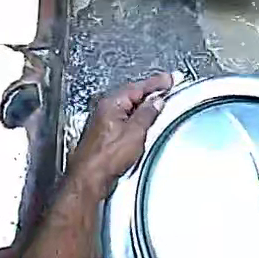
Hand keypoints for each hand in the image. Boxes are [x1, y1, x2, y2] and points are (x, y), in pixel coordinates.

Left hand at [67, 73, 172, 194]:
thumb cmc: (106, 157)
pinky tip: (144, 123)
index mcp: (112, 103)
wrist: (89, 178)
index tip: (169, 79)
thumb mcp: (135, 132)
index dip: (156, 83)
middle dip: (150, 91)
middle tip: (166, 87)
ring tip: (159, 103)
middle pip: (132, 95)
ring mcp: (104, 122)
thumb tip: (156, 102)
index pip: (138, 87)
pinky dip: (137, 118)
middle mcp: (105, 109)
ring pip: (128, 107)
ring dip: (144, 105)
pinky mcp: (105, 134)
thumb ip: (147, 114)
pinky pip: (125, 119)